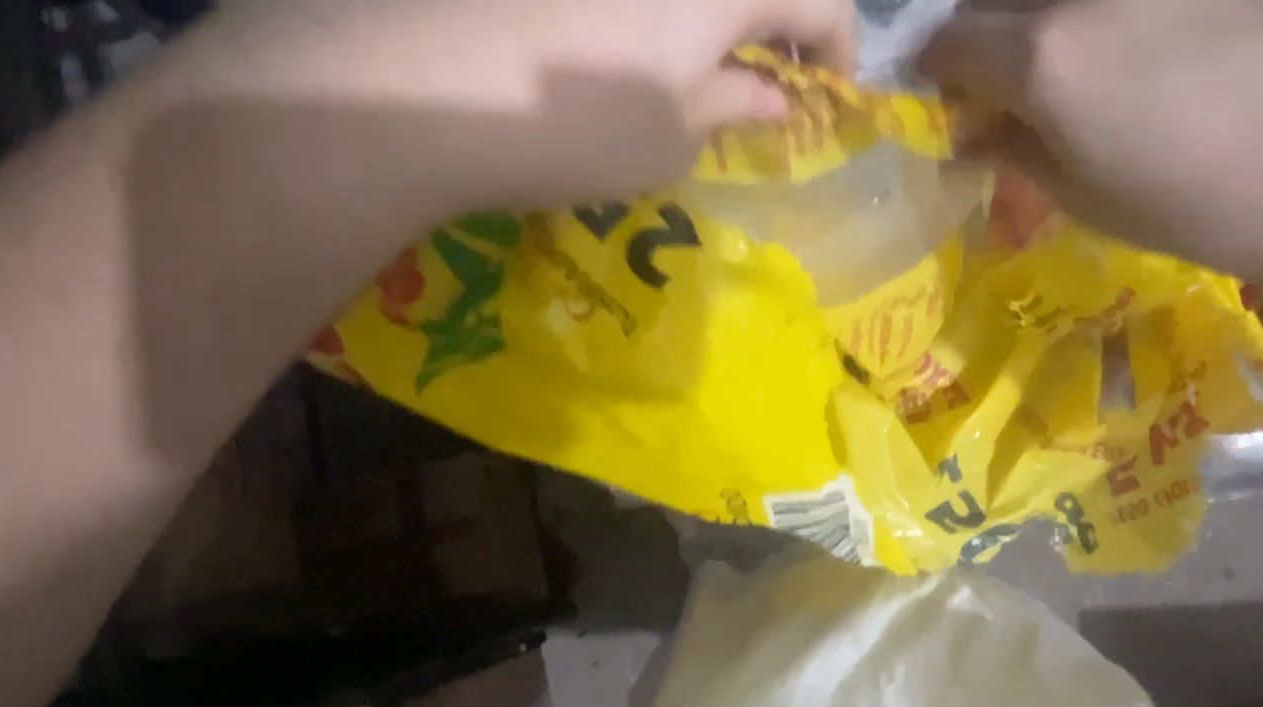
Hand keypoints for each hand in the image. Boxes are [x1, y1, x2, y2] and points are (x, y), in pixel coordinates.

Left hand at [184, 0, 857, 209]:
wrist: (425, 89)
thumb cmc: (578, 127)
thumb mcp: (675, 138)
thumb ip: (736, 103)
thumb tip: (774, 92)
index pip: (818, 0)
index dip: (837, 51)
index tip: (829, 98)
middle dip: (777, 28)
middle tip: (769, 83)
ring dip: (715, 27)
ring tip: (701, 73)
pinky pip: (641, 2)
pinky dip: (658, 24)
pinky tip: (635, 53)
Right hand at [919, 0, 1262, 287]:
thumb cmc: (1189, 205)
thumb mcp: (1079, 196)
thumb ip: (1012, 150)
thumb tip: (969, 132)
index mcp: (1043, 55)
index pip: (949, 41)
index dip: (933, 71)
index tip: (946, 99)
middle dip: (981, 34)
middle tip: (999, 80)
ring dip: (1038, 22)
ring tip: (1066, 64)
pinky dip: (1101, 17)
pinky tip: (1131, 47)